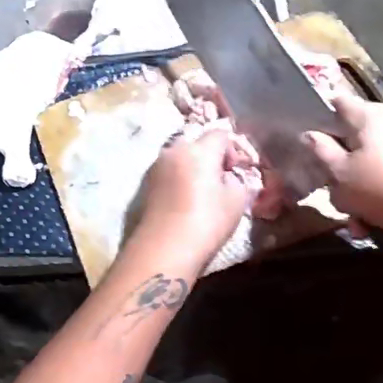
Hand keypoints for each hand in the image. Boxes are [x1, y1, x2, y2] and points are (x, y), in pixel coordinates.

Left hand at [131, 127, 253, 268]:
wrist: (164, 248)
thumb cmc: (206, 221)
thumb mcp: (236, 201)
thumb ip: (238, 181)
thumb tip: (227, 177)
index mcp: (199, 150)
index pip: (220, 134)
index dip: (232, 149)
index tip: (234, 171)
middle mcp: (174, 150)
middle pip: (196, 142)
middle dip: (209, 155)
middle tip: (218, 179)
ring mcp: (156, 166)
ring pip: (179, 156)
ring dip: (191, 166)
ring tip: (199, 191)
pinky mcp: (145, 183)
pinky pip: (167, 171)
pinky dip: (177, 178)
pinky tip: (183, 199)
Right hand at [304, 95, 382, 236]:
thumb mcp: (340, 175)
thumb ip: (321, 153)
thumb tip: (309, 135)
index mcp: (366, 115)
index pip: (335, 102)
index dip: (316, 117)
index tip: (304, 141)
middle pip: (351, 138)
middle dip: (337, 167)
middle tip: (328, 190)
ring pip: (367, 164)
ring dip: (356, 191)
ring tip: (354, 221)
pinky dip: (377, 199)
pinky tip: (371, 224)